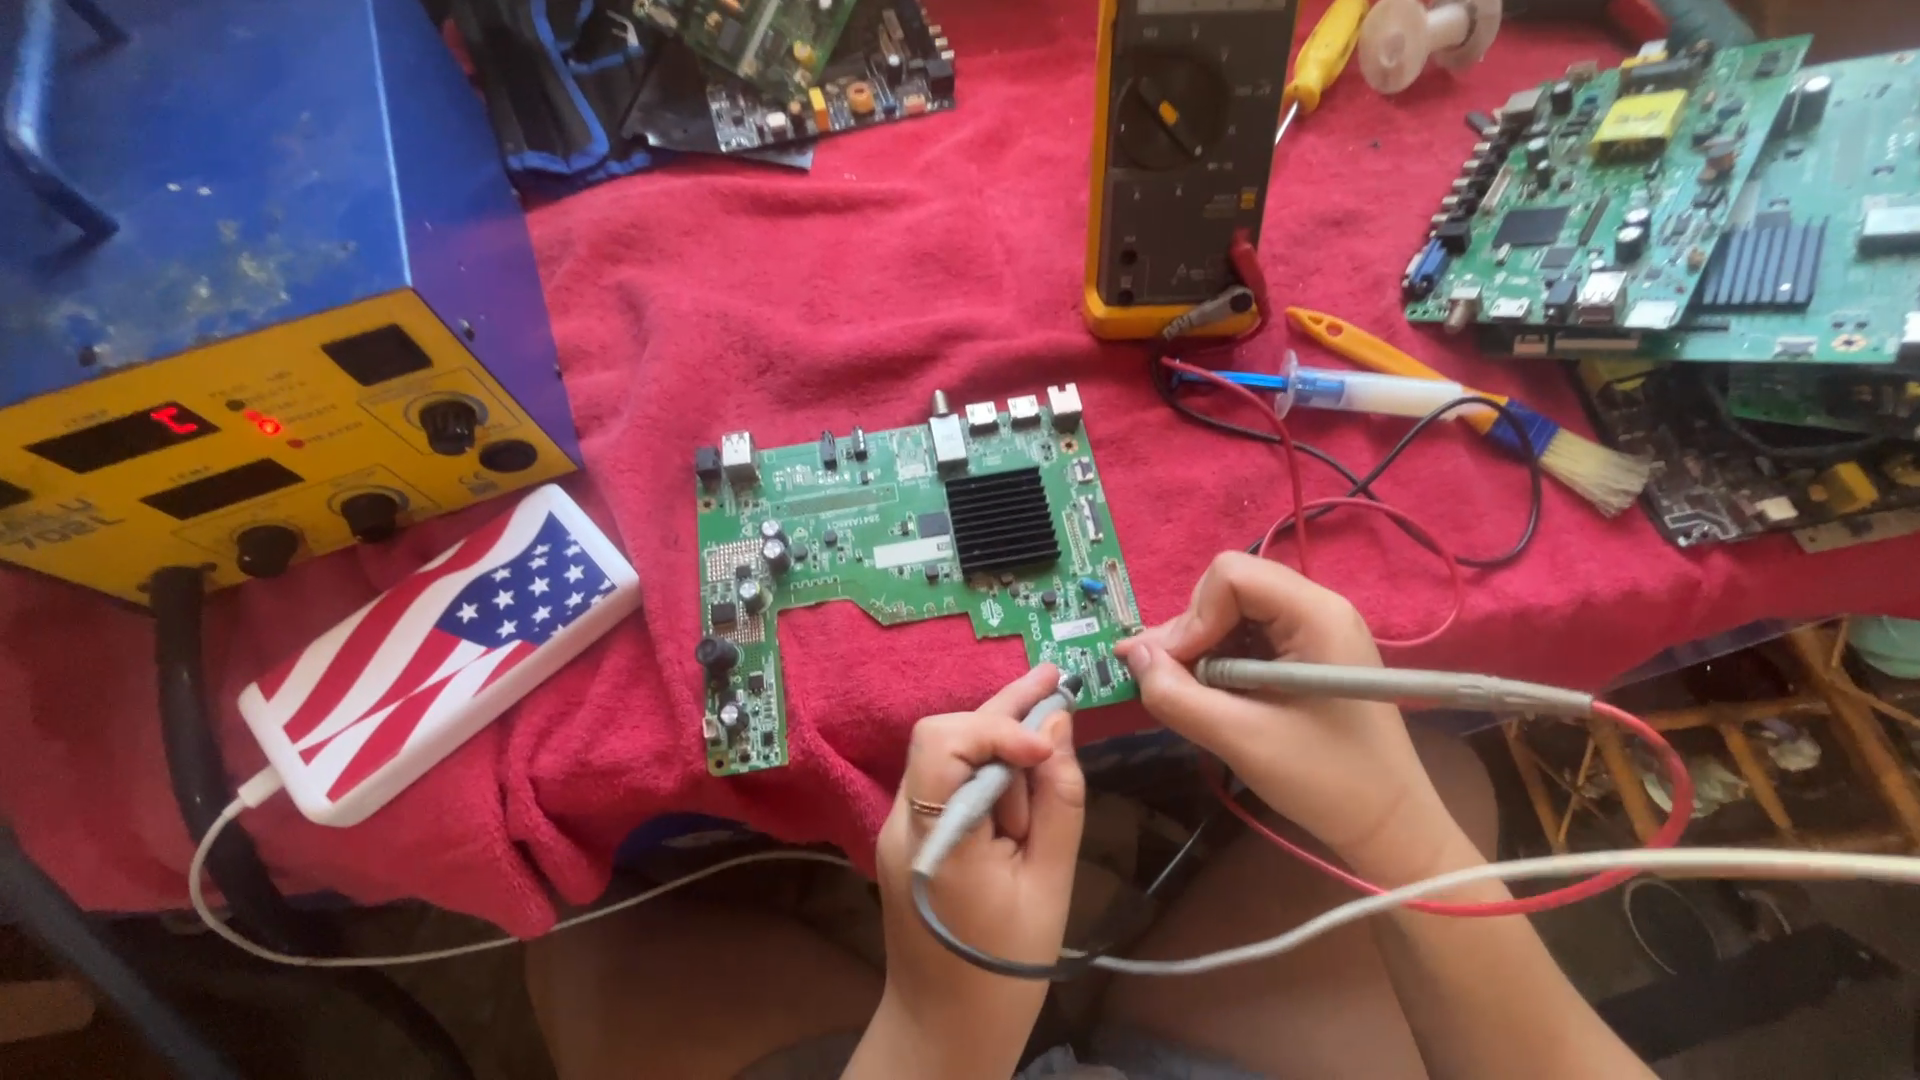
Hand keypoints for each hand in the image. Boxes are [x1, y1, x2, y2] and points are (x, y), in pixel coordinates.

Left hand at [871, 665, 1085, 1070]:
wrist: (945, 1028)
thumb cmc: (1004, 968)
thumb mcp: (1049, 884)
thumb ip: (1057, 801)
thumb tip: (1058, 725)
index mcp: (933, 838)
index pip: (944, 743)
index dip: (997, 728)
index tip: (1048, 746)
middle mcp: (903, 819)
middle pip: (945, 736)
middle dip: (1002, 711)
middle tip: (1055, 679)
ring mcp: (899, 826)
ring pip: (947, 754)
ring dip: (998, 736)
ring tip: (1049, 707)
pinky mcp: (911, 834)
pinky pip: (949, 782)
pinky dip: (987, 768)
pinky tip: (1025, 763)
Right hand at [1114, 552, 1457, 880]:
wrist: (1391, 826)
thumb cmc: (1328, 781)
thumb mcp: (1242, 740)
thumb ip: (1178, 696)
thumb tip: (1132, 656)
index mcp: (1316, 614)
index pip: (1232, 574)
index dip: (1194, 616)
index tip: (1177, 668)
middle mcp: (1316, 607)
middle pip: (1228, 587)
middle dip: (1191, 631)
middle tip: (1168, 680)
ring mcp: (1313, 628)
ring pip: (1230, 610)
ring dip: (1200, 647)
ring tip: (1185, 692)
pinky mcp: (1304, 652)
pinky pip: (1245, 634)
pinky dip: (1216, 659)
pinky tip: (1210, 695)